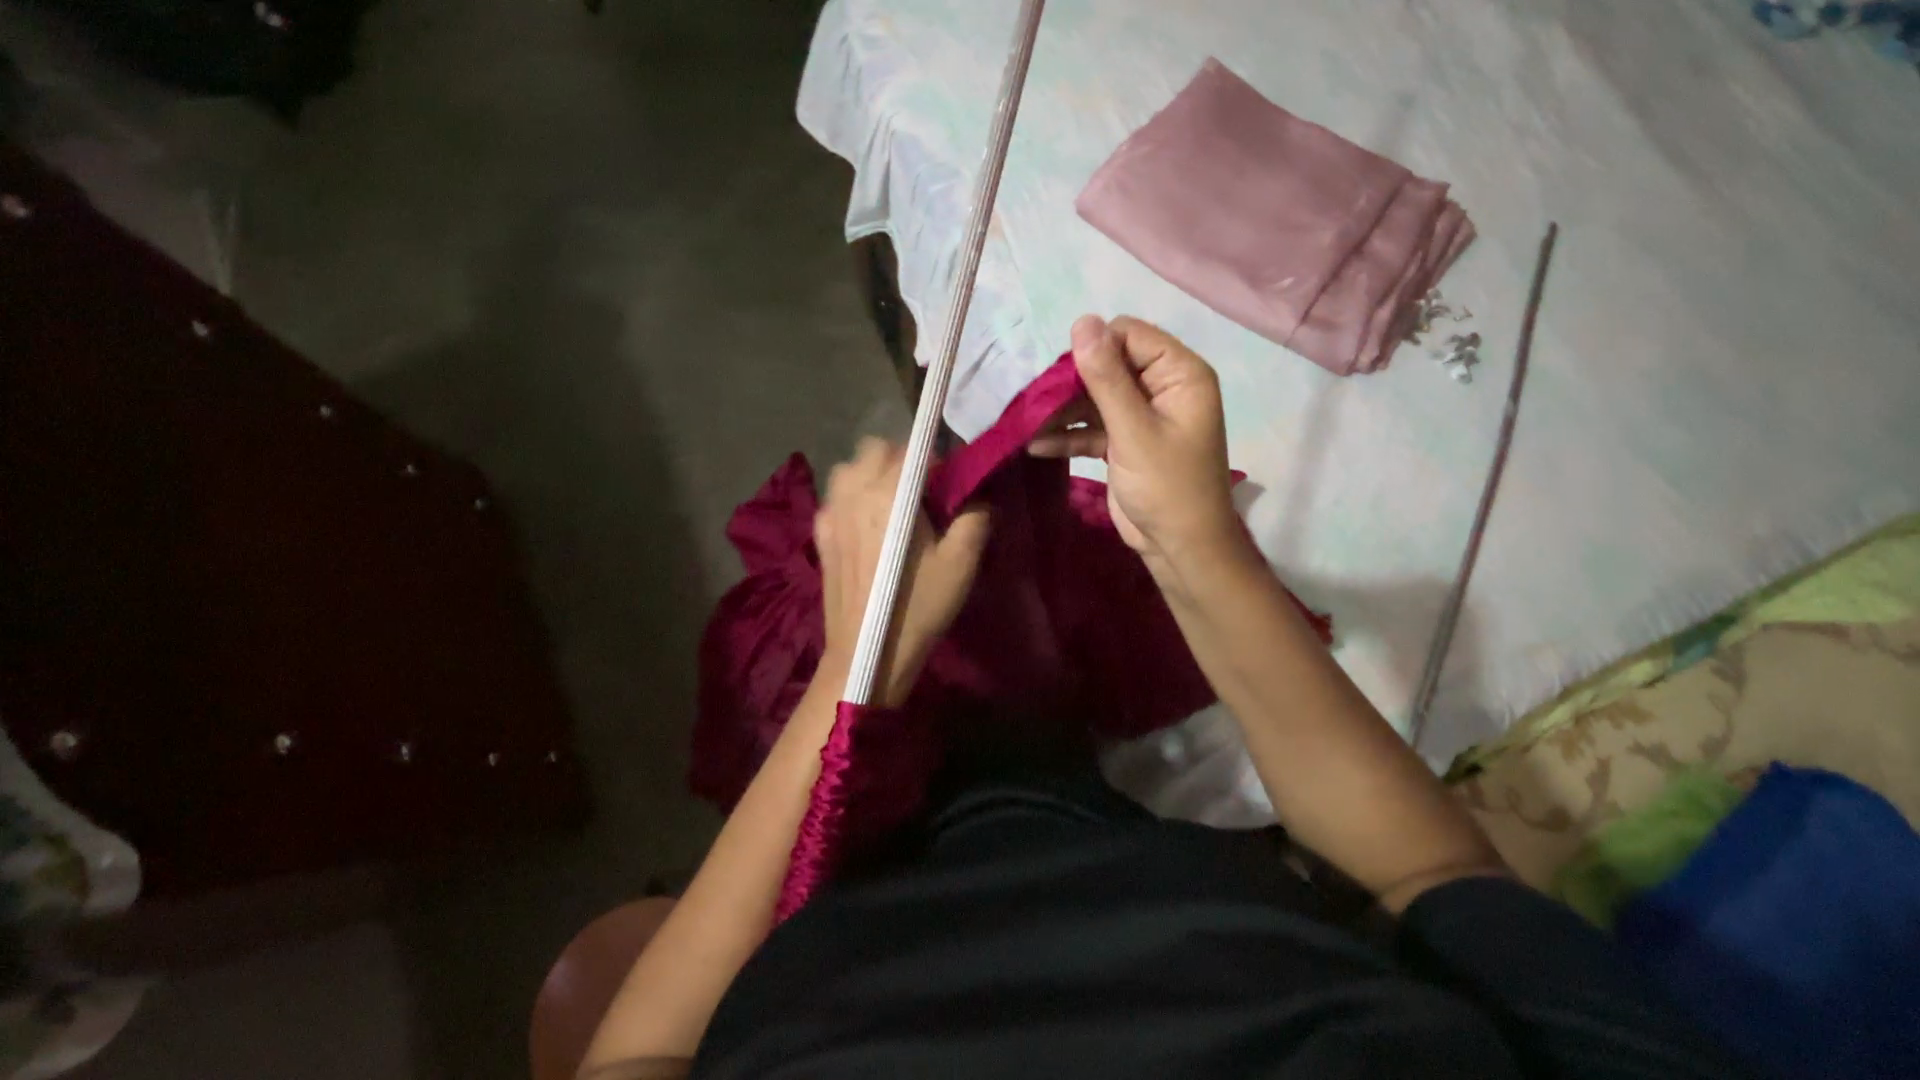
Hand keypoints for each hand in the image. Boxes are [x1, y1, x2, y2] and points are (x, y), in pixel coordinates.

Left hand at [816, 438, 991, 706]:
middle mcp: (854, 493)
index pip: (910, 449)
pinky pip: (834, 499)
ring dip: (869, 475)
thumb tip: (978, 498)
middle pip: (872, 450)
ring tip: (890, 506)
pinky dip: (850, 499)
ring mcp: (831, 514)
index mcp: (888, 493)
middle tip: (920, 493)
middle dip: (898, 460)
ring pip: (847, 470)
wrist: (866, 653)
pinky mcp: (819, 536)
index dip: (933, 461)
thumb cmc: (918, 606)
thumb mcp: (961, 564)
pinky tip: (866, 528)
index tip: (945, 485)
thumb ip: (975, 519)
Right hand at [1029, 315, 1243, 574]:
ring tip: (1031, 424)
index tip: (1064, 376)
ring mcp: (1142, 416)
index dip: (1095, 348)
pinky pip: (1092, 427)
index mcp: (1180, 374)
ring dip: (1063, 411)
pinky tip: (1037, 445)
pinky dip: (1069, 436)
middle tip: (1040, 403)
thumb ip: (1106, 377)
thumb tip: (1082, 321)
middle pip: (1108, 364)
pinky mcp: (1125, 442)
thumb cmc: (1167, 486)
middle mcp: (1163, 387)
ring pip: (1094, 396)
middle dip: (1072, 382)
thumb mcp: (1133, 430)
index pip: (1130, 335)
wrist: (1180, 548)